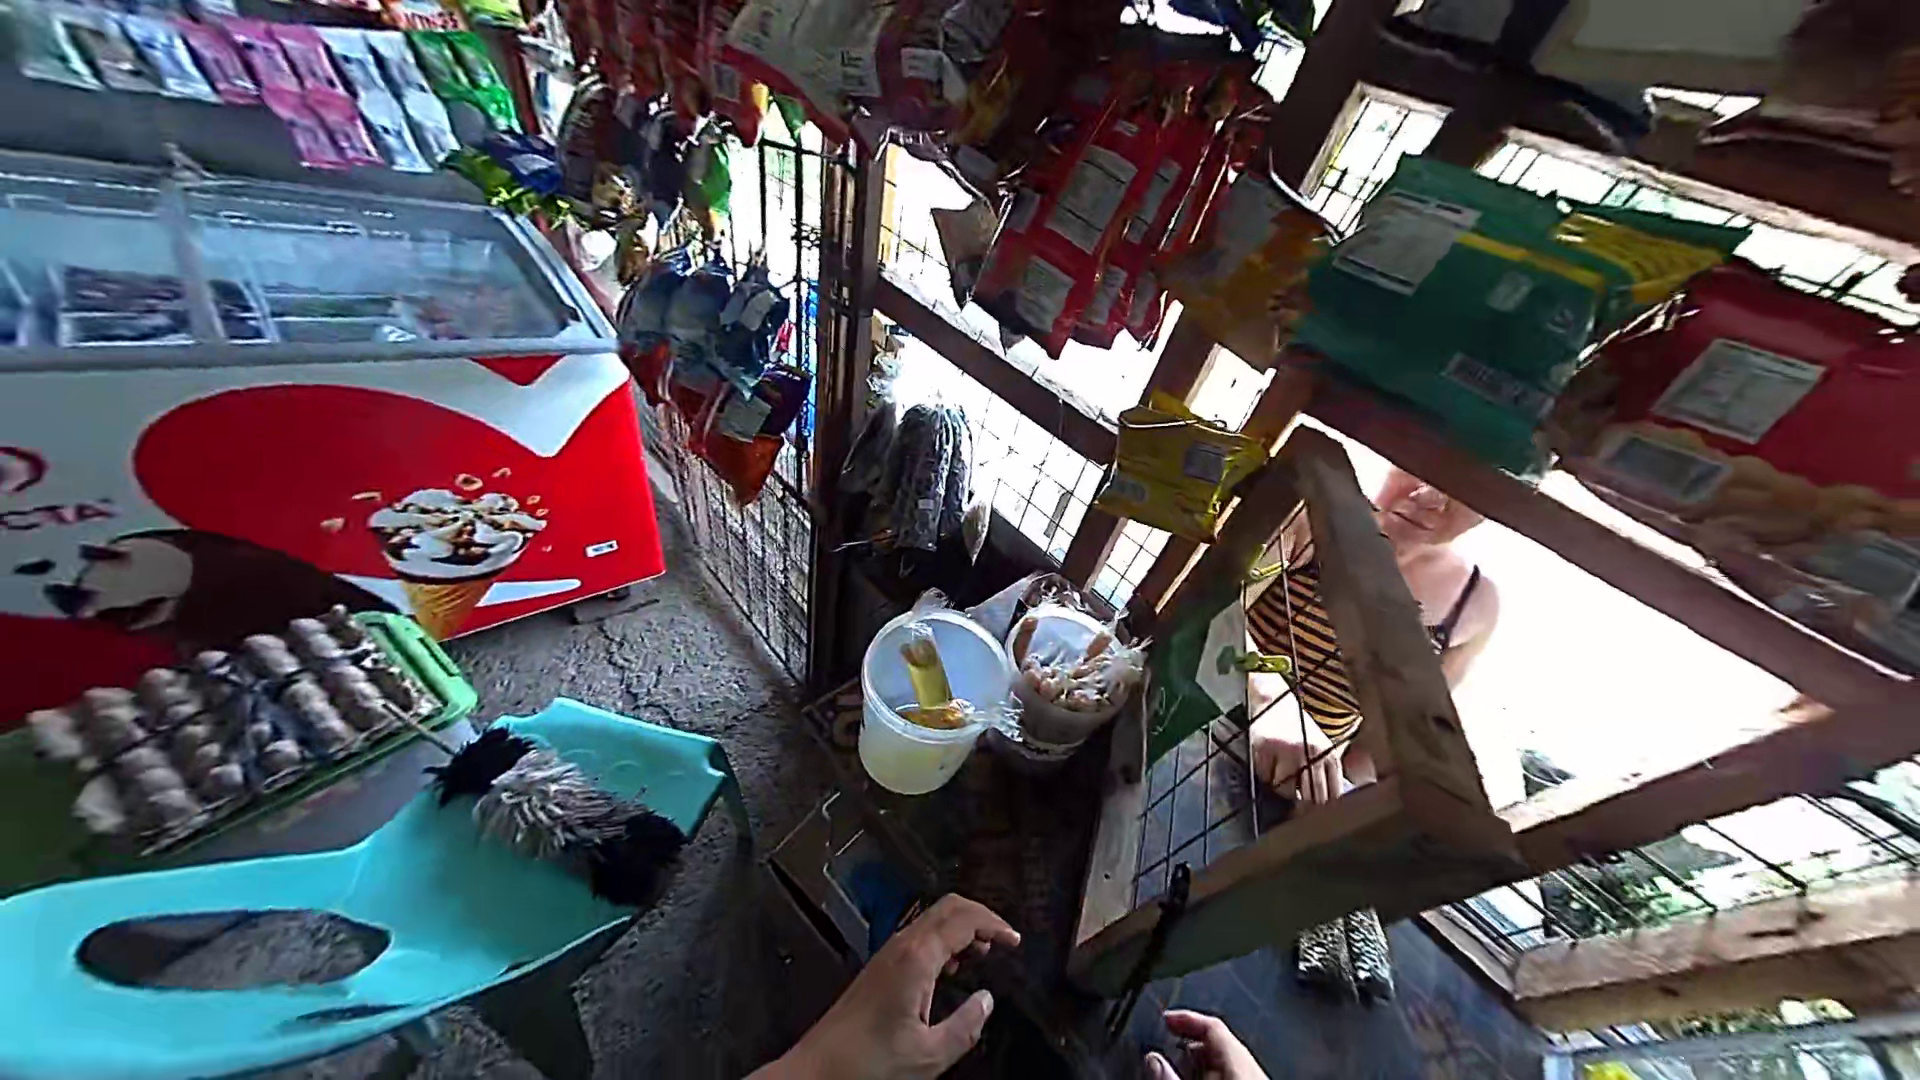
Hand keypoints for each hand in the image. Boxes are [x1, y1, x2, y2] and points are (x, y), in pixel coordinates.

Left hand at [755, 894, 1020, 1079]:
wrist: (818, 1070)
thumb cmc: (869, 1064)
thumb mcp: (927, 1056)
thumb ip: (964, 1027)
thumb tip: (988, 1001)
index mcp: (918, 956)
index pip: (964, 919)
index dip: (994, 923)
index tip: (1015, 940)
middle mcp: (905, 943)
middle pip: (950, 906)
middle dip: (981, 916)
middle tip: (1003, 939)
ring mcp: (891, 950)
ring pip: (936, 917)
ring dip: (963, 926)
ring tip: (984, 953)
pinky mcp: (884, 962)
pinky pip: (923, 934)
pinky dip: (946, 939)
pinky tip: (953, 967)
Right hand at [1144, 1010, 1268, 1079]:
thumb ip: (1174, 1075)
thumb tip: (1152, 1058)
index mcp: (1241, 1061)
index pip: (1213, 1024)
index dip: (1186, 1016)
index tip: (1166, 1017)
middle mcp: (1254, 1069)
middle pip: (1222, 1042)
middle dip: (1192, 1040)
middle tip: (1168, 1044)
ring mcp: (1258, 1079)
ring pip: (1230, 1061)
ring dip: (1203, 1060)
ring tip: (1180, 1066)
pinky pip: (1237, 1075)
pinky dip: (1217, 1074)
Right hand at [1248, 675, 1343, 805]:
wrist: (1273, 699)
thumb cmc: (1299, 727)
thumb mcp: (1322, 746)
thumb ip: (1329, 772)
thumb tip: (1337, 804)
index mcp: (1328, 755)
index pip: (1331, 794)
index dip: (1325, 810)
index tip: (1318, 818)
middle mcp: (1308, 752)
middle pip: (1310, 795)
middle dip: (1305, 806)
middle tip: (1298, 810)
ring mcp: (1285, 749)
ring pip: (1285, 788)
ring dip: (1282, 789)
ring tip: (1281, 780)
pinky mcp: (1263, 746)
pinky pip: (1265, 775)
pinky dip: (1266, 776)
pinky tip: (1268, 766)